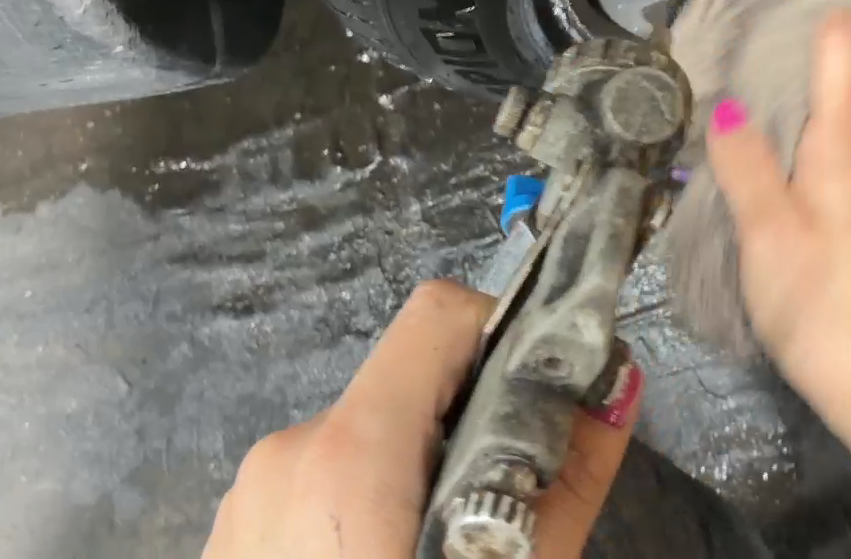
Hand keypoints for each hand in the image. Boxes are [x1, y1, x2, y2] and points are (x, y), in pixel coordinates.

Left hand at [202, 280, 639, 558]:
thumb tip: (617, 385)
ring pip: (373, 436)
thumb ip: (566, 482)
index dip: (506, 333)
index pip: (439, 316)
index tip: (546, 393)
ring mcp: (246, 504)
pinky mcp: (234, 541)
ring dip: (431, 470)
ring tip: (457, 556)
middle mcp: (285, 456)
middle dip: (477, 420)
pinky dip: (379, 506)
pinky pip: (328, 484)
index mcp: (346, 455)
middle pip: (411, 381)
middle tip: (514, 503)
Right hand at [705, 10, 850, 420]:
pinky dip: (847, 135)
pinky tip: (813, 156)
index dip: (833, 25)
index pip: (846, 66)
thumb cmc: (821, 303)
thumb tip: (729, 108)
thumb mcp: (766, 233)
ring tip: (805, 82)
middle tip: (809, 38)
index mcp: (842, 153)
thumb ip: (746, 167)